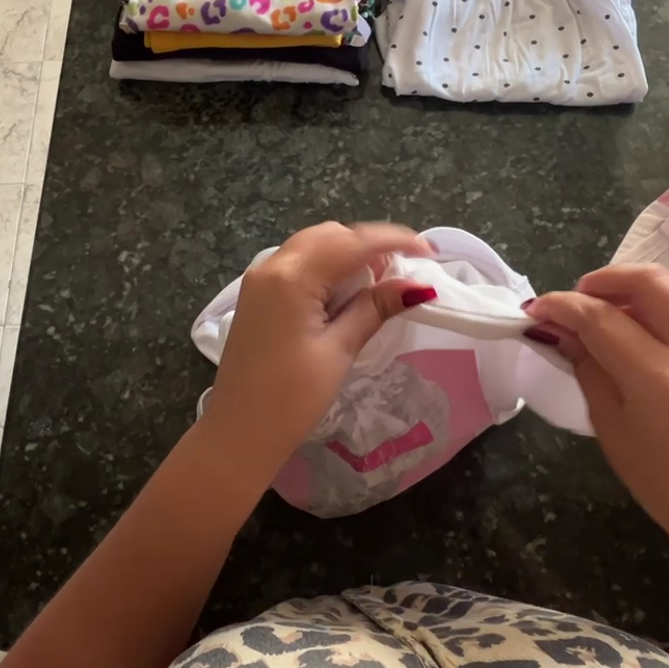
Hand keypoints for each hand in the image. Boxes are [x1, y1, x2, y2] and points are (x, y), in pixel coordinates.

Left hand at [200, 222, 433, 470]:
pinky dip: (326, 267)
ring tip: (379, 284)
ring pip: (313, 245)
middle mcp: (271, 266)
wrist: (239, 431)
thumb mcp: (338, 351)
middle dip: (370, 246)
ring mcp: (259, 279)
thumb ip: (374, 309)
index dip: (395, 241)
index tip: (429, 253)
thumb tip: (415, 286)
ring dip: (348, 254)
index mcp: (291, 277)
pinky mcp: (257, 295)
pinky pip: (298, 264)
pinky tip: (345, 292)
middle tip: (402, 274)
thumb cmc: (290, 398)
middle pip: (330, 235)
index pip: (352, 242)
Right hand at [524, 264, 668, 548]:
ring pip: (668, 291)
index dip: (561, 306)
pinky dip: (645, 308)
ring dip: (624, 291)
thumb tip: (560, 331)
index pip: (601, 318)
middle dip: (601, 280)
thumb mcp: (610, 427)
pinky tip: (622, 333)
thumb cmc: (663, 484)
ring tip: (593, 317)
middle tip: (572, 302)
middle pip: (649, 281)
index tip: (534, 308)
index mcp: (660, 379)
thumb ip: (587, 368)